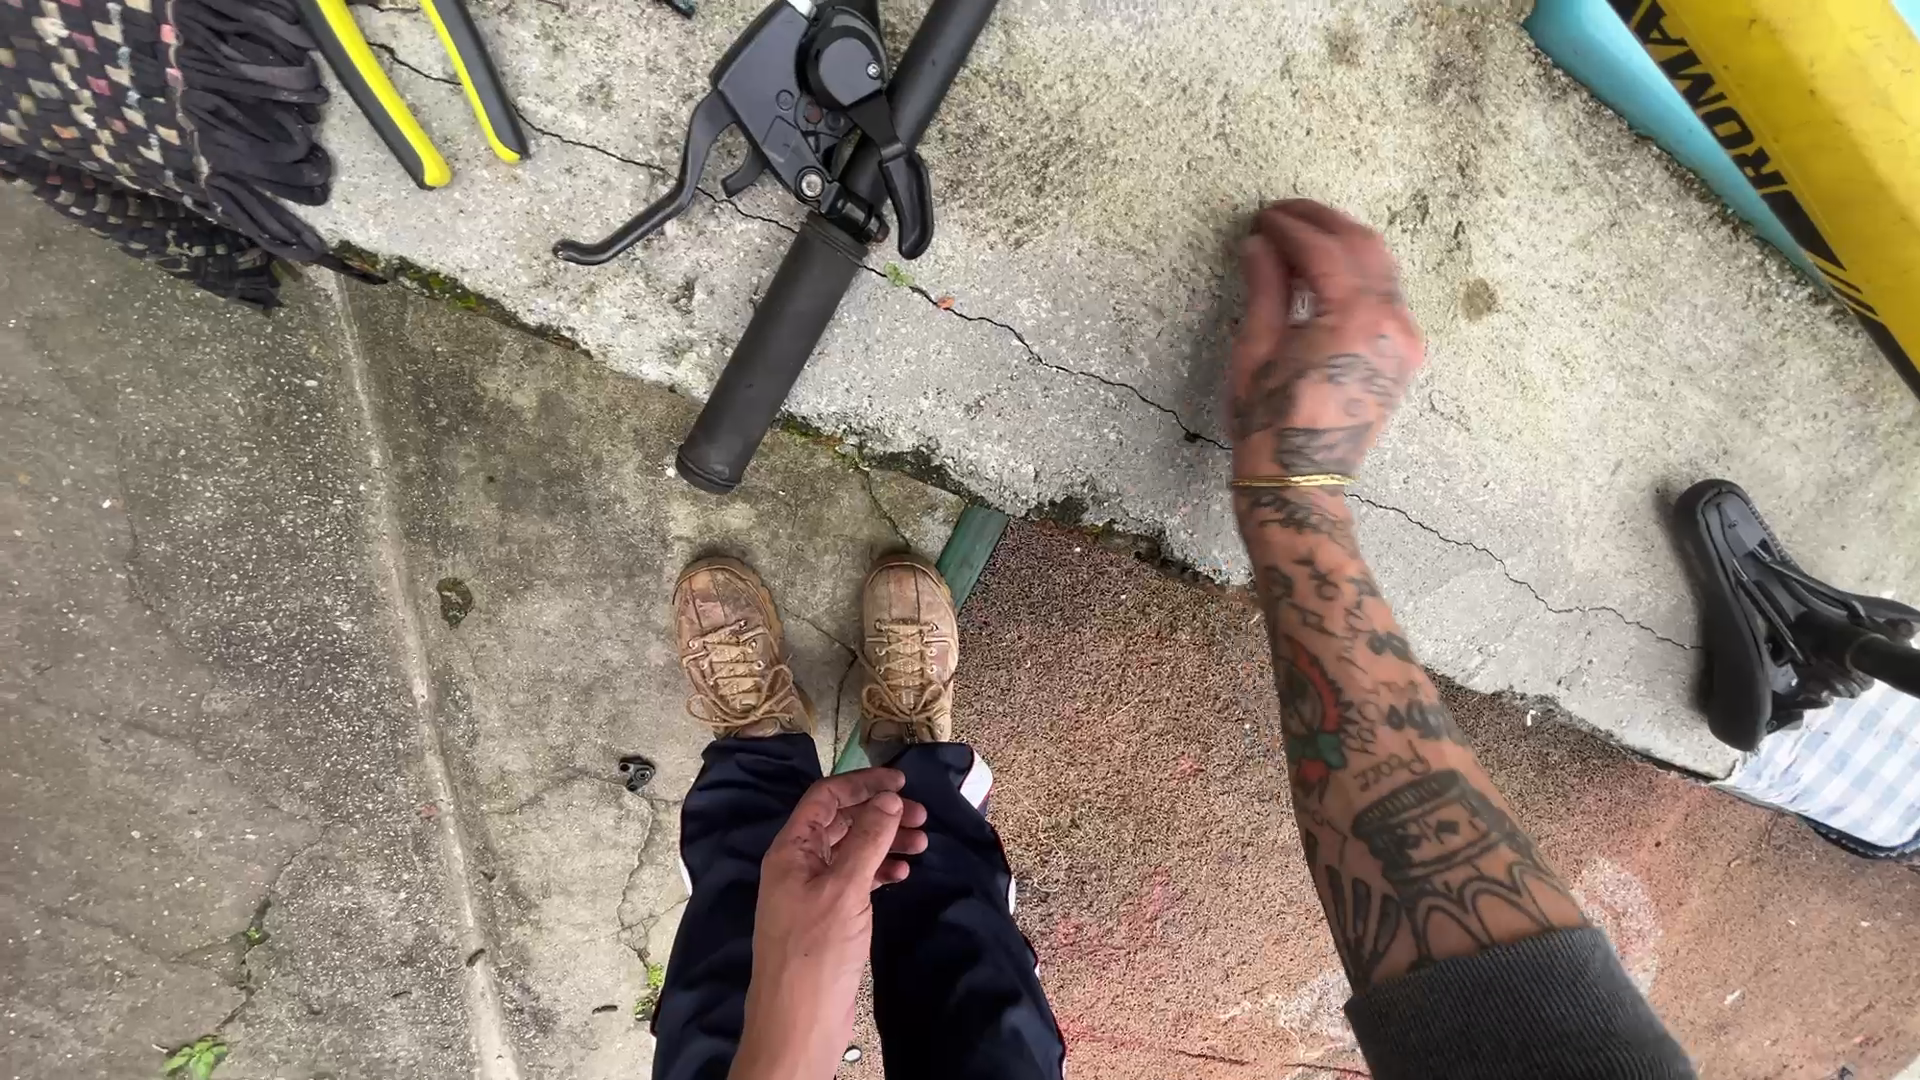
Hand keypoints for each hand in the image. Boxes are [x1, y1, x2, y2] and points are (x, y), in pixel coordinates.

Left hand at [729, 768, 929, 1079]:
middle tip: (922, 817)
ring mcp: (813, 889)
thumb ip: (868, 839)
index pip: (826, 797)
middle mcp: (799, 863)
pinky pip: (856, 877)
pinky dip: (880, 870)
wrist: (797, 1026)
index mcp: (791, 848)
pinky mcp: (829, 914)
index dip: (863, 784)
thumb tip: (890, 798)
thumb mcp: (844, 889)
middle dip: (881, 814)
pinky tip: (903, 873)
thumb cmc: (816, 952)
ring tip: (922, 843)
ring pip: (853, 849)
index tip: (901, 783)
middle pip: (843, 821)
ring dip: (886, 841)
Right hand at [1226, 200, 1424, 483]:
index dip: (1290, 228)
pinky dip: (1358, 275)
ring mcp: (1405, 339)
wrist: (1298, 480)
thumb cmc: (1268, 424)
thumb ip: (1265, 291)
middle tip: (1282, 213)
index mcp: (1354, 319)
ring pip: (1382, 268)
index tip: (1261, 218)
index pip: (1324, 251)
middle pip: (1363, 247)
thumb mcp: (1255, 353)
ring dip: (1343, 244)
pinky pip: (1386, 297)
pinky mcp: (1404, 356)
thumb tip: (1259, 245)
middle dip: (1322, 222)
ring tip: (1302, 236)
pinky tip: (1327, 275)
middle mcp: (1392, 321)